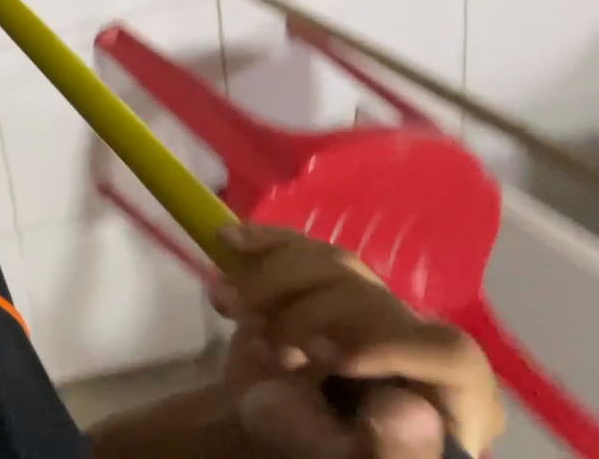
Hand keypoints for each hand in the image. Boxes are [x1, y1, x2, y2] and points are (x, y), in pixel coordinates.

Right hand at [212, 225, 503, 456]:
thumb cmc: (317, 449)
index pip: (446, 353)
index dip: (387, 344)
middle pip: (371, 301)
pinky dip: (259, 240)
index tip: (325, 359)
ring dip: (268, 282)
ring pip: (329, 265)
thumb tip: (410, 409)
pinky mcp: (322, 280)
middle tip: (267, 352)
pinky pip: (298, 246)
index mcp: (450, 396)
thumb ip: (392, 450)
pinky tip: (227, 241)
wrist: (273, 421)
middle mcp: (418, 341)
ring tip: (232, 310)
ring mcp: (369, 303)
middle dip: (302, 319)